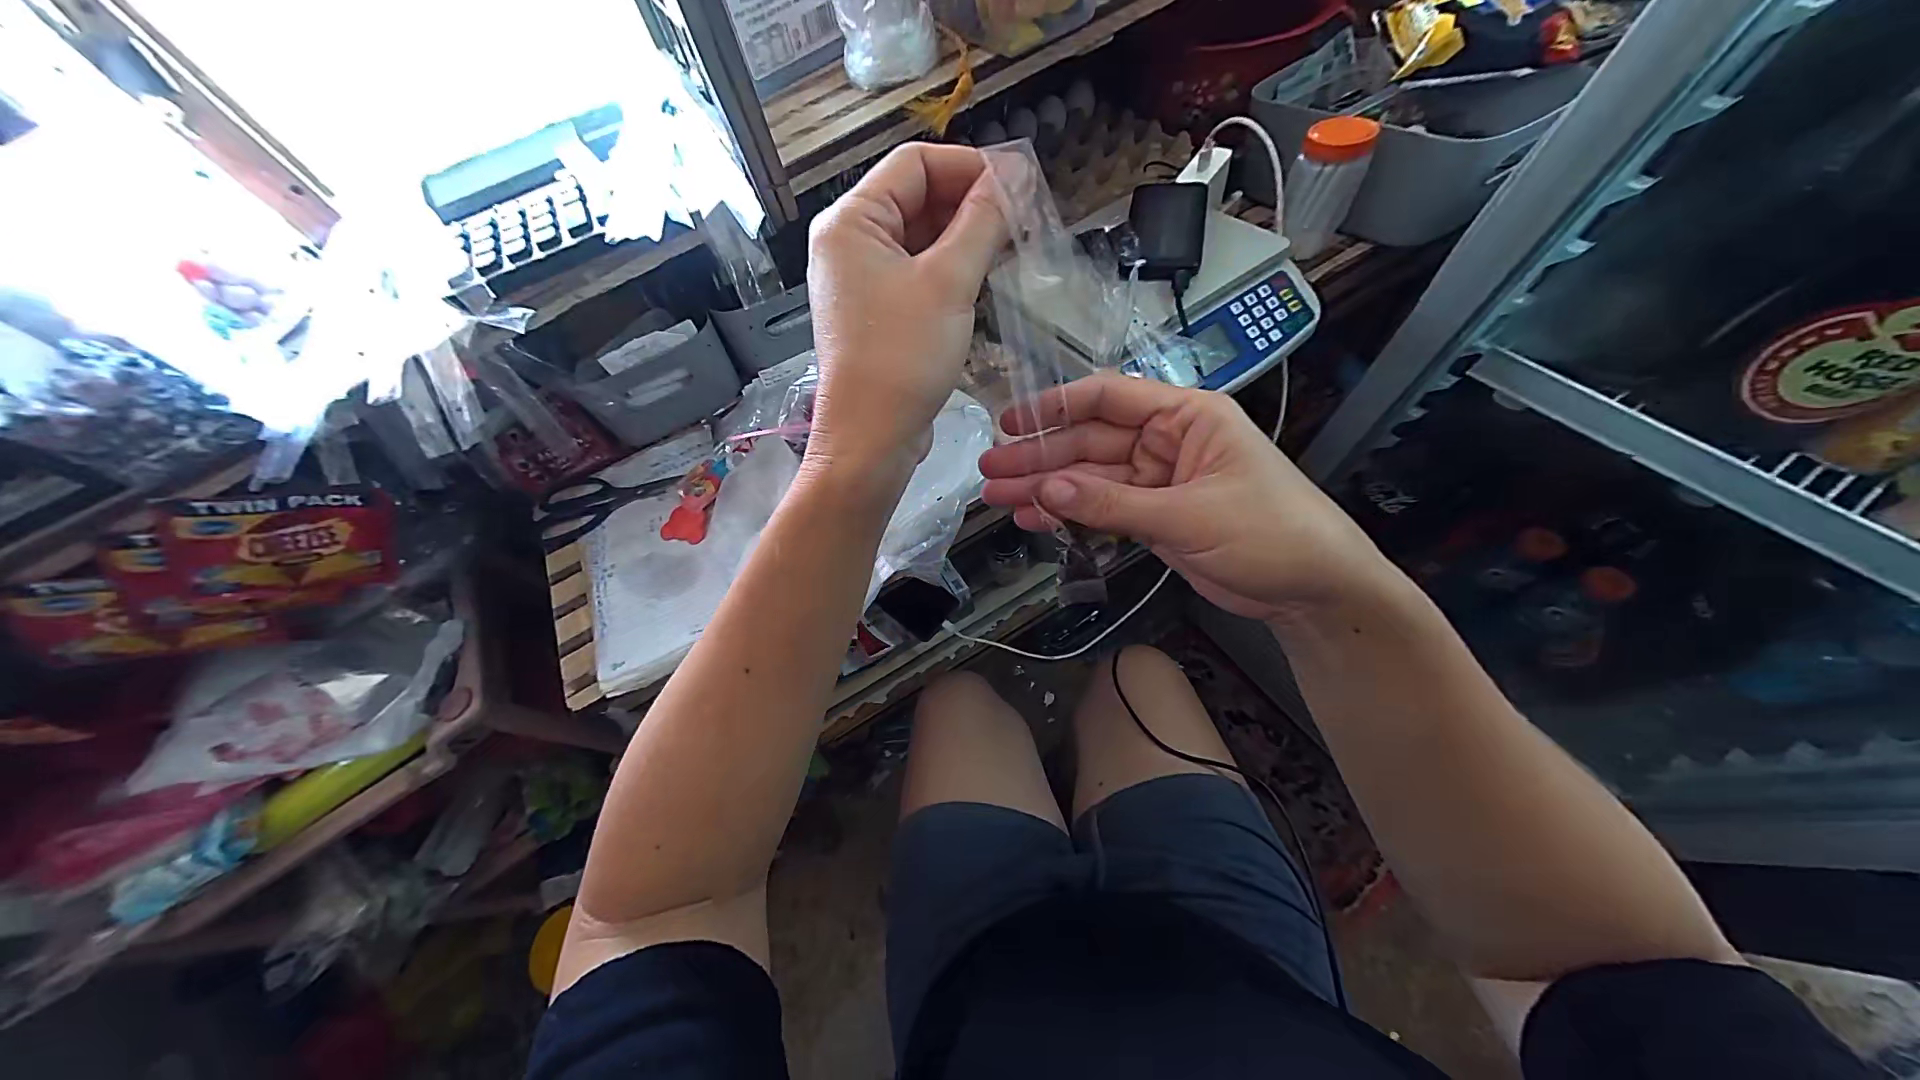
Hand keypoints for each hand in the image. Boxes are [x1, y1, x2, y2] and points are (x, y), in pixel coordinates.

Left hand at [805, 143, 1006, 485]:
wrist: (871, 439)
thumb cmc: (899, 362)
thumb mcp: (949, 283)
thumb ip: (983, 222)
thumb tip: (1013, 177)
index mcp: (851, 222)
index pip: (915, 164)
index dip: (970, 167)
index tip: (1018, 184)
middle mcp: (848, 245)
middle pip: (916, 198)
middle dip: (970, 204)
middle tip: (1021, 219)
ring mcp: (861, 281)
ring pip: (920, 238)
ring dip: (964, 238)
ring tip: (1009, 249)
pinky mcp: (877, 313)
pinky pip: (917, 273)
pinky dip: (950, 270)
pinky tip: (982, 280)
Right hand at [977, 373, 1402, 620]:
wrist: (1313, 589)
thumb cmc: (1272, 533)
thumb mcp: (1189, 516)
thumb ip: (1114, 504)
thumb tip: (1048, 491)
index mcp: (1186, 417)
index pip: (1110, 398)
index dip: (1056, 407)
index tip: (1011, 423)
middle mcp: (1167, 442)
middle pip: (1090, 442)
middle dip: (1040, 459)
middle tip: (991, 472)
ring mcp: (1157, 481)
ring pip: (1089, 480)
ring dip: (1045, 491)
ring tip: (998, 500)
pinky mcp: (1153, 516)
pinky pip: (1101, 510)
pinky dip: (1070, 517)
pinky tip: (1035, 521)